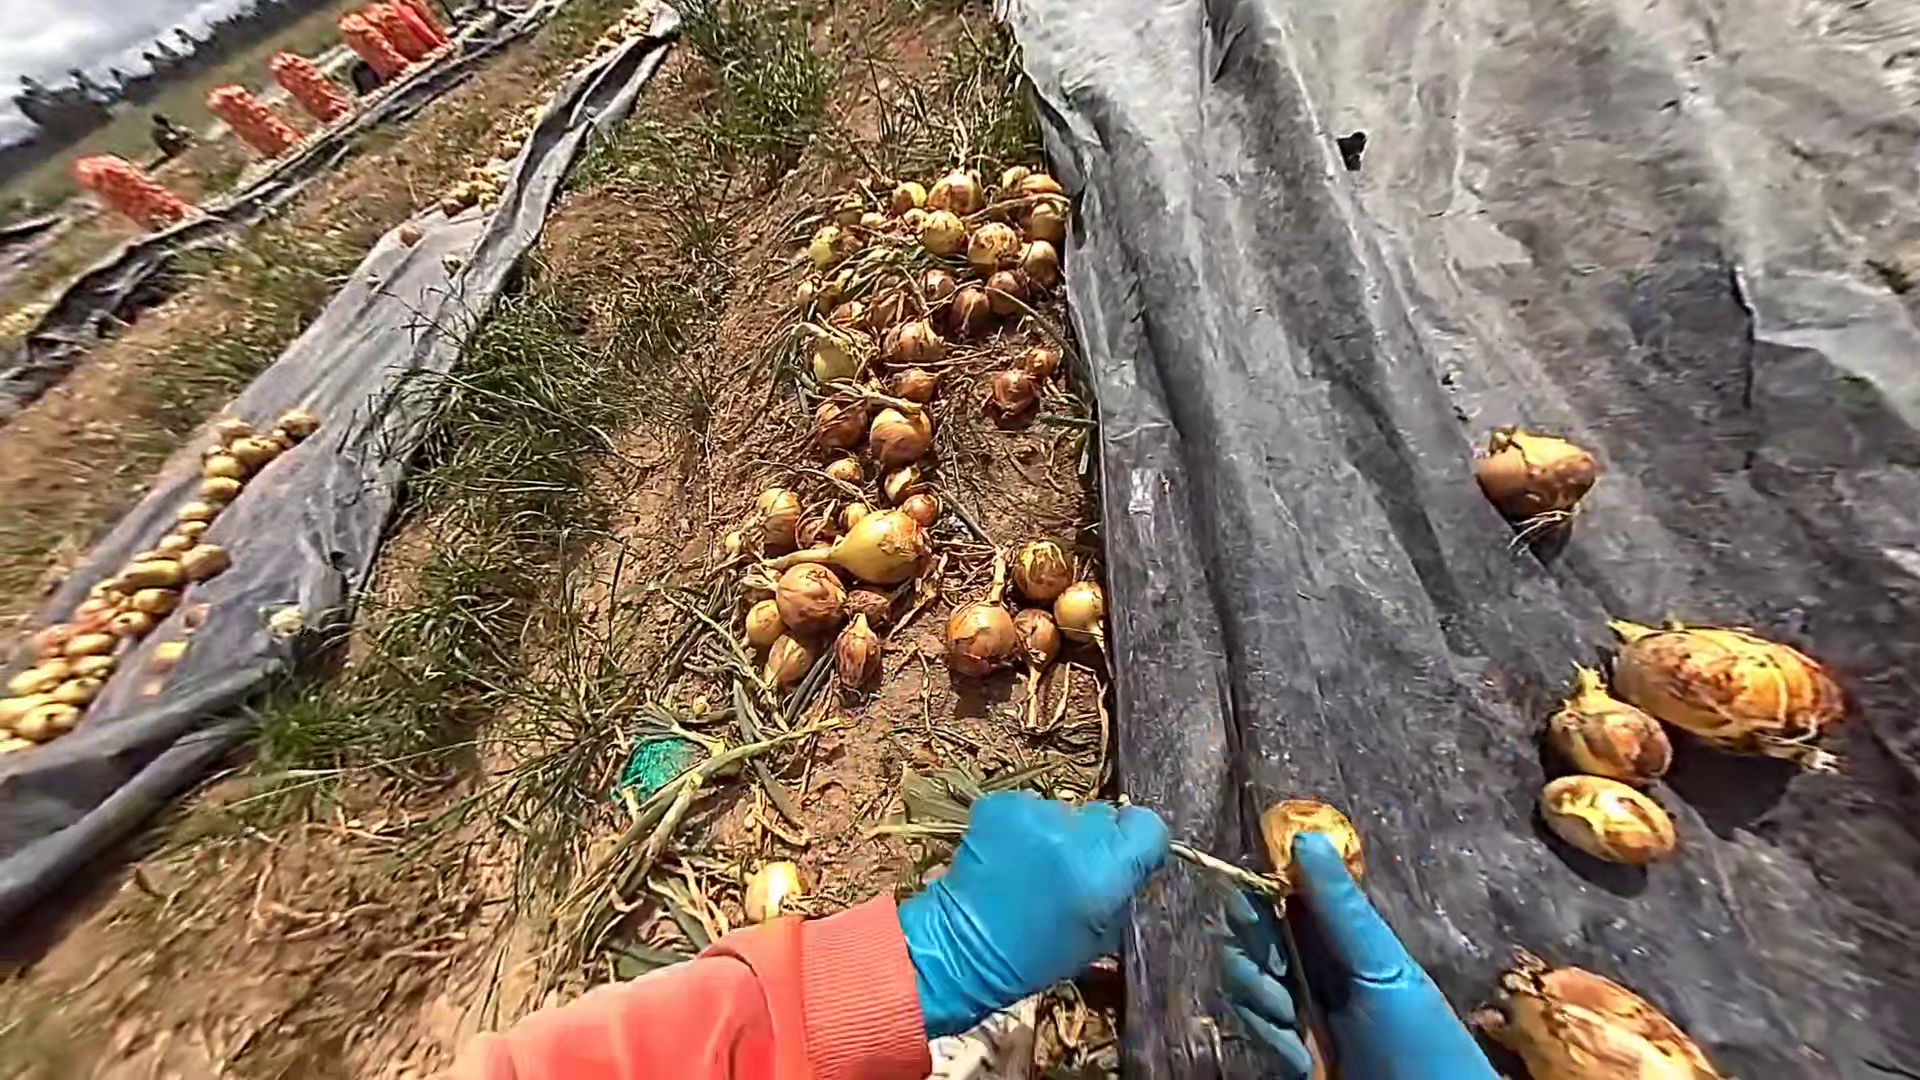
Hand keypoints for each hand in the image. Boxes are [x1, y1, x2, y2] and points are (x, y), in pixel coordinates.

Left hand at [897, 792, 1169, 1035]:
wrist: (967, 941)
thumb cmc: (1040, 950)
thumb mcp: (1101, 933)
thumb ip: (1123, 887)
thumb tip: (1135, 855)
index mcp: (1104, 868)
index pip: (1147, 825)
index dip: (1139, 839)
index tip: (1126, 854)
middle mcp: (1073, 831)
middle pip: (1104, 814)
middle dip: (1095, 837)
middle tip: (1073, 866)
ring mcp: (1035, 811)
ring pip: (1065, 810)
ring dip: (1058, 831)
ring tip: (1034, 865)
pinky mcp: (1003, 801)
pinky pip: (1030, 805)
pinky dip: (1025, 825)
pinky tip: (1011, 854)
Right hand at [1220, 834, 1496, 1078]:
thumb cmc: (1423, 1043)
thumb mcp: (1383, 968)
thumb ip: (1339, 904)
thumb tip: (1304, 835)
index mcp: (1331, 928)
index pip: (1272, 885)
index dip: (1254, 889)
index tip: (1260, 908)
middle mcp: (1306, 953)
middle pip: (1244, 922)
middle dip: (1248, 943)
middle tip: (1278, 971)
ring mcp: (1293, 997)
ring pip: (1238, 966)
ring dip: (1253, 989)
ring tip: (1289, 1022)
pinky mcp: (1280, 1038)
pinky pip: (1246, 1015)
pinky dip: (1263, 1031)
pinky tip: (1297, 1054)